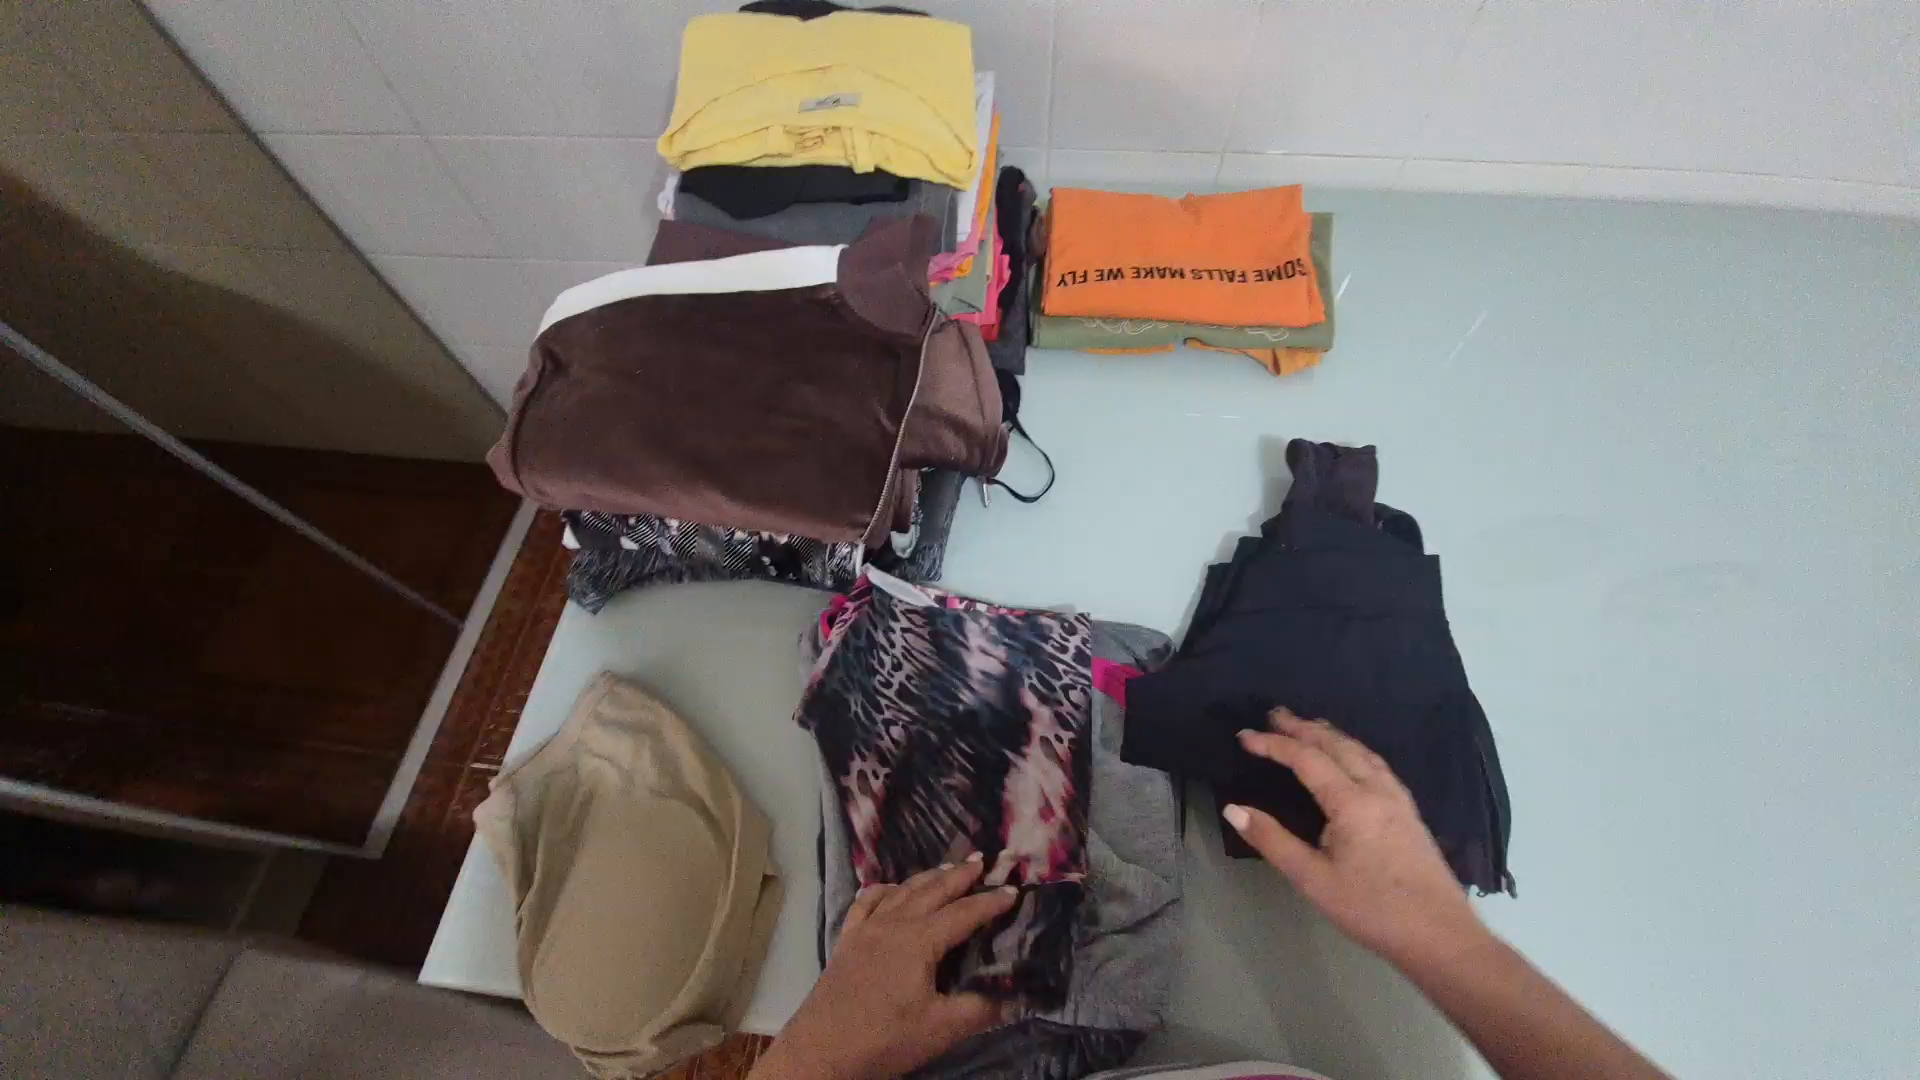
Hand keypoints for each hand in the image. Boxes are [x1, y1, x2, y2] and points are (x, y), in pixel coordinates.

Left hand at [749, 857, 1017, 1079]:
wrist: (822, 1050)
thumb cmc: (884, 1037)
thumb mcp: (939, 1030)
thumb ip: (978, 1010)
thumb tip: (1015, 999)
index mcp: (920, 940)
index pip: (963, 914)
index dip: (990, 903)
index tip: (1013, 890)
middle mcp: (895, 923)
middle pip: (933, 890)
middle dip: (960, 874)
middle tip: (982, 859)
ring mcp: (867, 928)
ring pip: (903, 890)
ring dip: (927, 877)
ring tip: (946, 867)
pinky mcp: (847, 939)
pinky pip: (867, 903)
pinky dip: (883, 890)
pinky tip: (889, 888)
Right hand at [1224, 708, 1491, 970]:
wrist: (1444, 940)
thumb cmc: (1373, 910)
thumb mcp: (1313, 880)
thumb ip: (1272, 840)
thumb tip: (1233, 808)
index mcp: (1351, 802)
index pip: (1306, 759)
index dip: (1273, 744)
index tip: (1244, 736)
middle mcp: (1377, 790)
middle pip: (1336, 745)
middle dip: (1302, 726)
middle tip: (1274, 713)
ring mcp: (1398, 800)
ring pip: (1361, 751)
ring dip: (1330, 734)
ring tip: (1308, 725)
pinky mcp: (1409, 813)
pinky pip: (1376, 764)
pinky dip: (1353, 748)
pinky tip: (1351, 757)